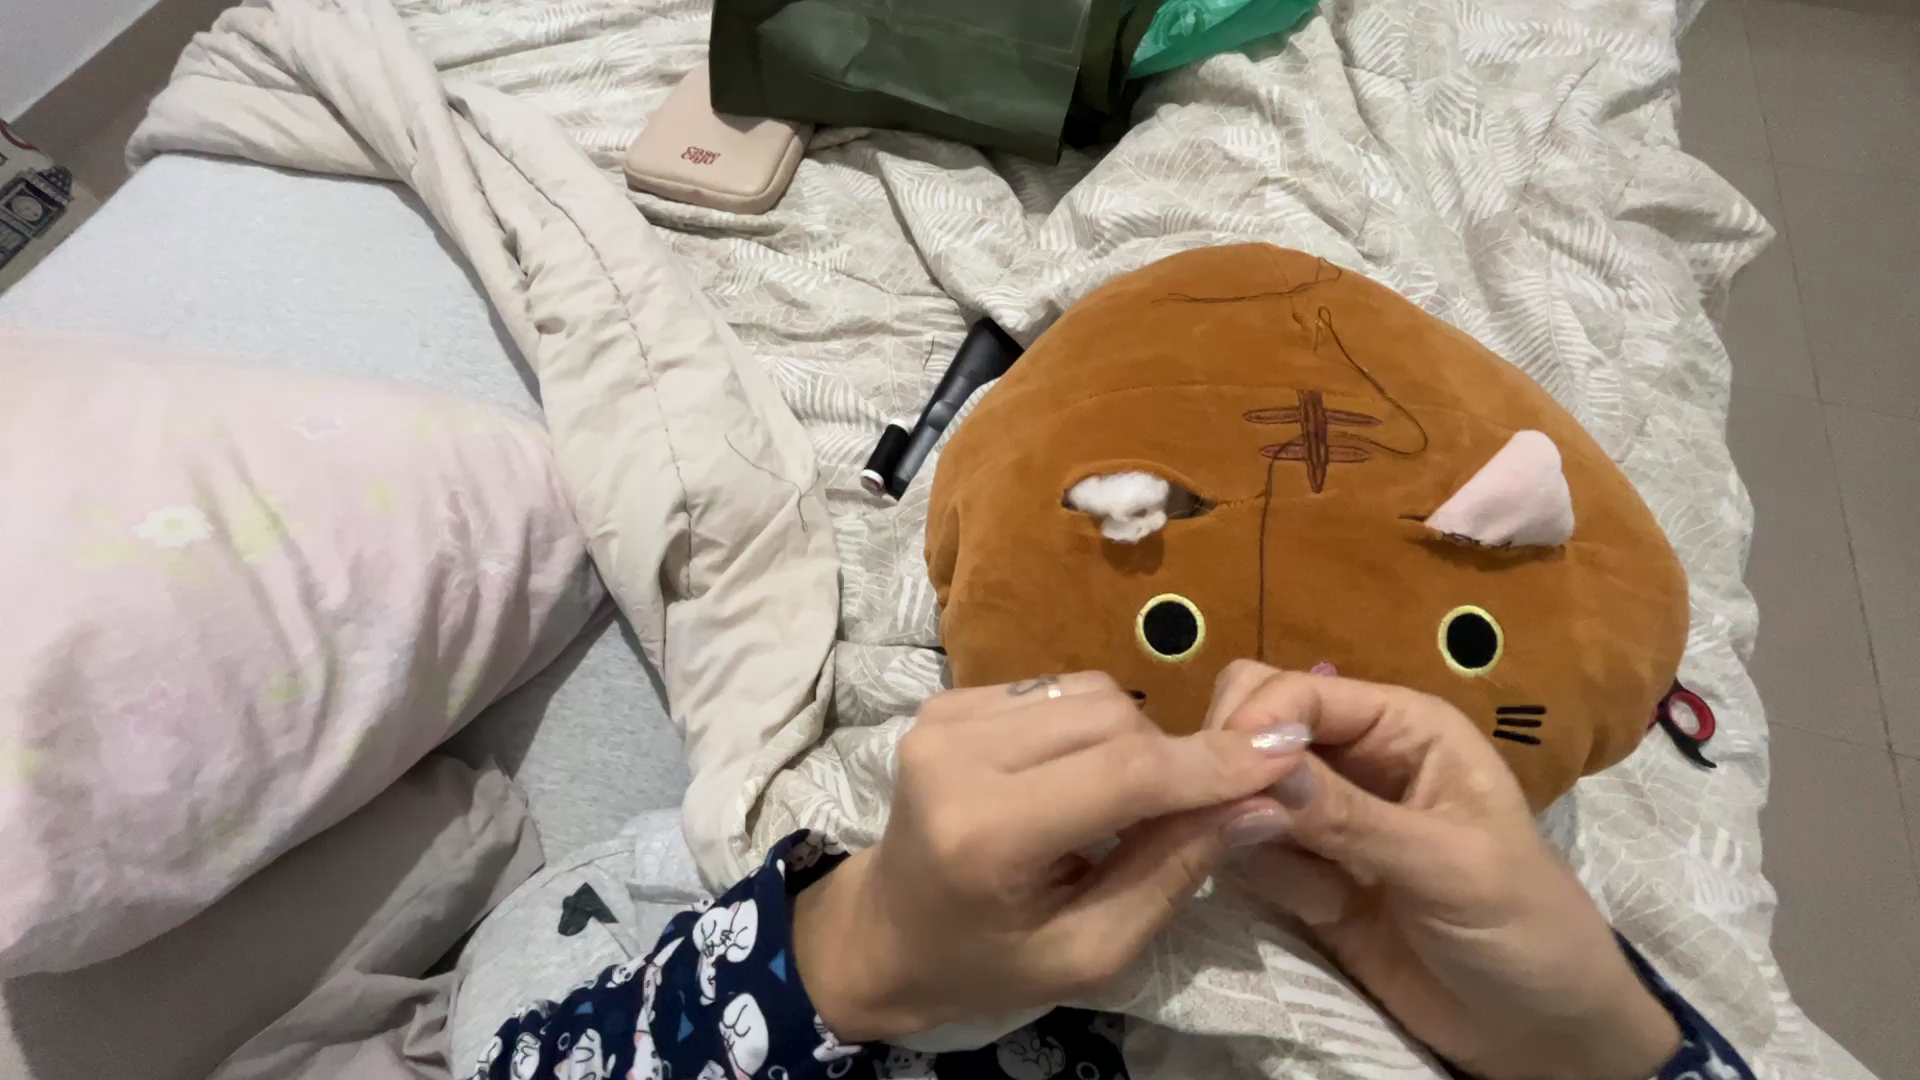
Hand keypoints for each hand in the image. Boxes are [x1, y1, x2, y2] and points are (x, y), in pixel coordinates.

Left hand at [793, 672, 1312, 1043]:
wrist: (885, 929)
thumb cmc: (986, 961)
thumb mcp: (1089, 949)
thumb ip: (1172, 872)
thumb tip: (1261, 801)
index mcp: (987, 830)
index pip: (1123, 774)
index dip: (1209, 763)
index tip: (1286, 755)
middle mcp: (957, 753)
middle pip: (1112, 717)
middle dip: (1167, 758)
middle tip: (1174, 813)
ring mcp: (944, 715)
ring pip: (1089, 692)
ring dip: (1127, 739)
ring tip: (1110, 801)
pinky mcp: (946, 699)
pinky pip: (1055, 689)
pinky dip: (1085, 726)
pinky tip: (1067, 774)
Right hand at [1208, 661, 1680, 1079]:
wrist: (1536, 1036)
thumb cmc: (1526, 932)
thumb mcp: (1451, 868)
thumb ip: (1352, 816)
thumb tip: (1260, 765)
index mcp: (1398, 724)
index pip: (1299, 691)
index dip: (1258, 721)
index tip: (1226, 771)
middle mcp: (1348, 752)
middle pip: (1252, 718)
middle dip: (1235, 762)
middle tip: (1235, 813)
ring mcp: (1317, 807)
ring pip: (1237, 782)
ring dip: (1250, 826)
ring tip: (1312, 881)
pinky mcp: (1297, 858)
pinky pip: (1243, 842)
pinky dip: (1263, 871)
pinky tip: (1323, 907)